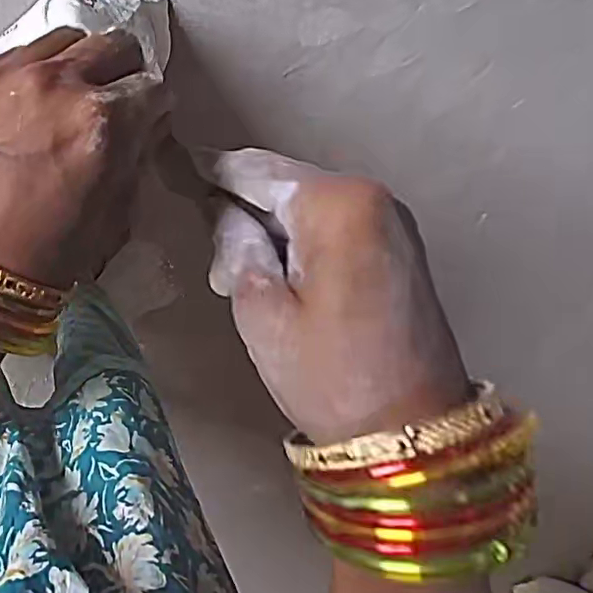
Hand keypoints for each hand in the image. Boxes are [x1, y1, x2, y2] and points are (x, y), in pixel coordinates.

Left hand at [0, 27, 169, 288]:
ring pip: (64, 40)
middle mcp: (54, 86)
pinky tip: (28, 109)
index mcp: (101, 121)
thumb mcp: (119, 205)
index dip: (154, 106)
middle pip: (113, 45)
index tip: (147, 114)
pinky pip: (14, 56)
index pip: (152, 85)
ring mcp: (4, 78)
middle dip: (123, 73)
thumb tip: (146, 120)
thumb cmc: (51, 249)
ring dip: (77, 66)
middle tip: (115, 98)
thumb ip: (139, 149)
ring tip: (69, 99)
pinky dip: (32, 76)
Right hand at [199, 149, 470, 444]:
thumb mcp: (261, 313)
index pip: (259, 170)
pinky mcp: (398, 249)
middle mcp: (373, 198)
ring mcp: (392, 222)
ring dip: (271, 232)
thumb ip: (235, 247)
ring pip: (310, 207)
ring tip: (244, 280)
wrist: (412, 431)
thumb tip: (227, 215)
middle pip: (287, 185)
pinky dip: (302, 242)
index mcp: (338, 205)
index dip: (213, 168)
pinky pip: (335, 227)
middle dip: (244, 212)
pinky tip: (282, 278)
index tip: (180, 161)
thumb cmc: (331, 377)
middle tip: (217, 261)